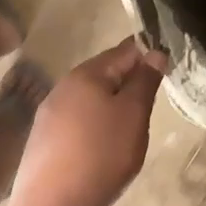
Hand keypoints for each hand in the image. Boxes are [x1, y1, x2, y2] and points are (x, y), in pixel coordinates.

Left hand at [12, 36, 169, 205]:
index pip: (127, 49)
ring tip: (124, 134)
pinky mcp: (41, 144)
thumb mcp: (134, 114)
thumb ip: (146, 80)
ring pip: (91, 101)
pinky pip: (76, 124)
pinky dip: (93, 130)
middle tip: (145, 111)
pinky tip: (99, 152)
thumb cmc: (99, 155)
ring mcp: (47, 117)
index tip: (164, 76)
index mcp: (85, 74)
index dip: (150, 58)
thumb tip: (155, 52)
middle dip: (129, 87)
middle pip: (107, 75)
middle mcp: (62, 88)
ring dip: (111, 110)